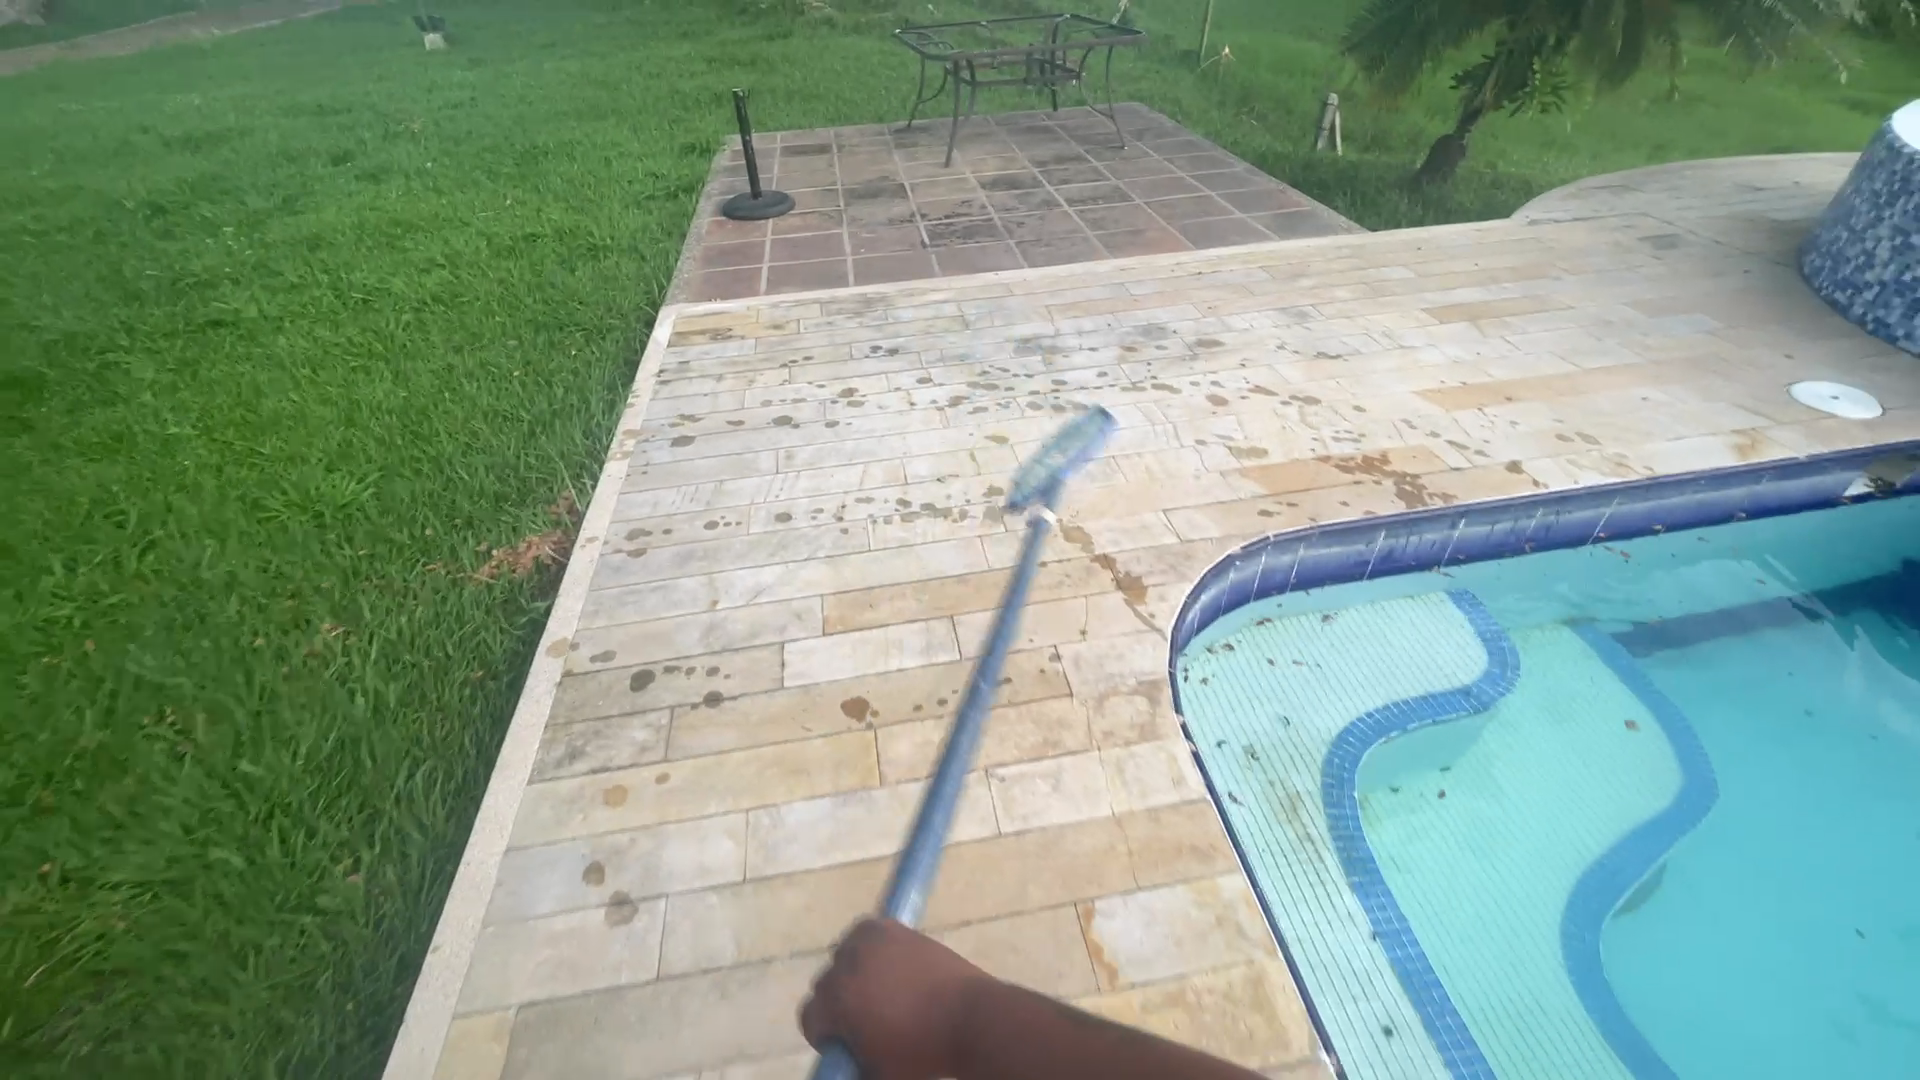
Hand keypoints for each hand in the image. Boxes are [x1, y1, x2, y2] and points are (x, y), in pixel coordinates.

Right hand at [799, 918, 992, 1079]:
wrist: (966, 1016)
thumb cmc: (920, 1051)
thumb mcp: (876, 1070)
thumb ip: (851, 1061)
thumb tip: (845, 1057)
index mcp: (837, 1000)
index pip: (809, 1016)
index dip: (826, 1034)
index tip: (846, 1043)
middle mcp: (847, 963)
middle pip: (825, 983)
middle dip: (839, 1002)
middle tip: (865, 1018)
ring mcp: (871, 939)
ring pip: (843, 954)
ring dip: (853, 970)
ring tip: (878, 988)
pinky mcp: (892, 926)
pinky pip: (865, 933)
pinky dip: (870, 946)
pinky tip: (887, 963)